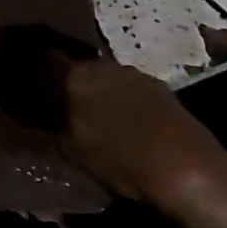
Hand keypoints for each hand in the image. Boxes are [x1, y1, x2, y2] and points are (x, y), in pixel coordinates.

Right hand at [58, 58, 226, 216]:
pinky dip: (128, 104)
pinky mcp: (162, 88)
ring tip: (103, 122)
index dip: (43, 76)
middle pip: (81, 70)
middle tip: (71, 112)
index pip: (49, 61)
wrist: (186, 167)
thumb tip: (47, 121)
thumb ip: (54, 129)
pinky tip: (131, 127)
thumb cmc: (119, 158)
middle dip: (75, 87)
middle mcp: (105, 66)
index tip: (40, 93)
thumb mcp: (72, 151)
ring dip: (103, 95)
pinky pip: (132, 91)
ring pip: (108, 80)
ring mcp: (136, 74)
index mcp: (76, 76)